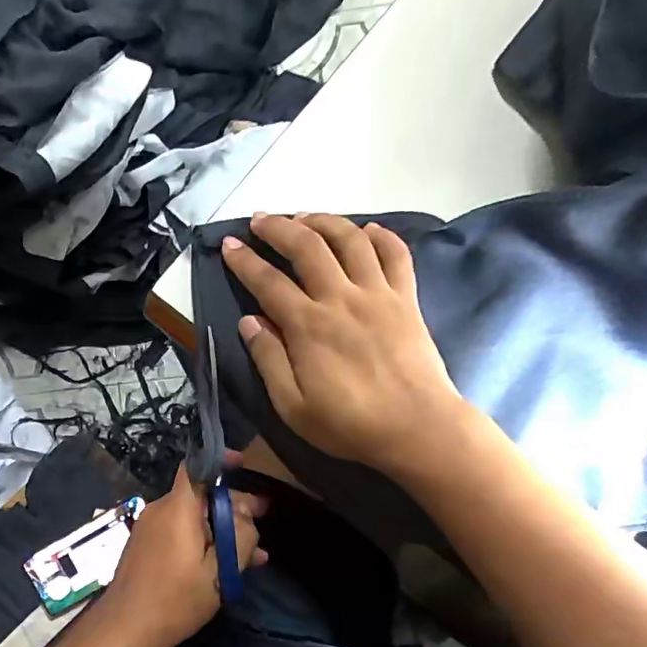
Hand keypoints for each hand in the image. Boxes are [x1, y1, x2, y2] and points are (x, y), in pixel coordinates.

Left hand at [97, 462, 265, 646]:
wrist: (126, 628)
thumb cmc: (175, 599)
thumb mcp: (219, 571)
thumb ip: (240, 537)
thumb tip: (245, 514)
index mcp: (178, 508)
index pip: (195, 467)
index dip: (219, 460)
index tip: (243, 465)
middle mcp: (160, 510)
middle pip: (200, 494)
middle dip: (233, 504)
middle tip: (263, 518)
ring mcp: (150, 528)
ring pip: (193, 516)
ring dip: (223, 527)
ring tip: (255, 551)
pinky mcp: (147, 545)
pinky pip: (180, 531)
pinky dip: (204, 539)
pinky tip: (226, 562)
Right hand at [222, 213, 465, 477]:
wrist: (417, 429)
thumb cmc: (349, 424)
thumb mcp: (293, 405)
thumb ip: (269, 360)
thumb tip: (248, 321)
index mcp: (308, 326)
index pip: (268, 282)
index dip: (244, 260)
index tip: (228, 244)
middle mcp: (341, 298)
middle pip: (307, 247)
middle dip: (279, 227)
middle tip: (260, 220)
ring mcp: (378, 294)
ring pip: (350, 240)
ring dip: (324, 221)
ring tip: (305, 217)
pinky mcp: (406, 299)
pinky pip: (395, 254)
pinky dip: (380, 235)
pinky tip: (366, 230)